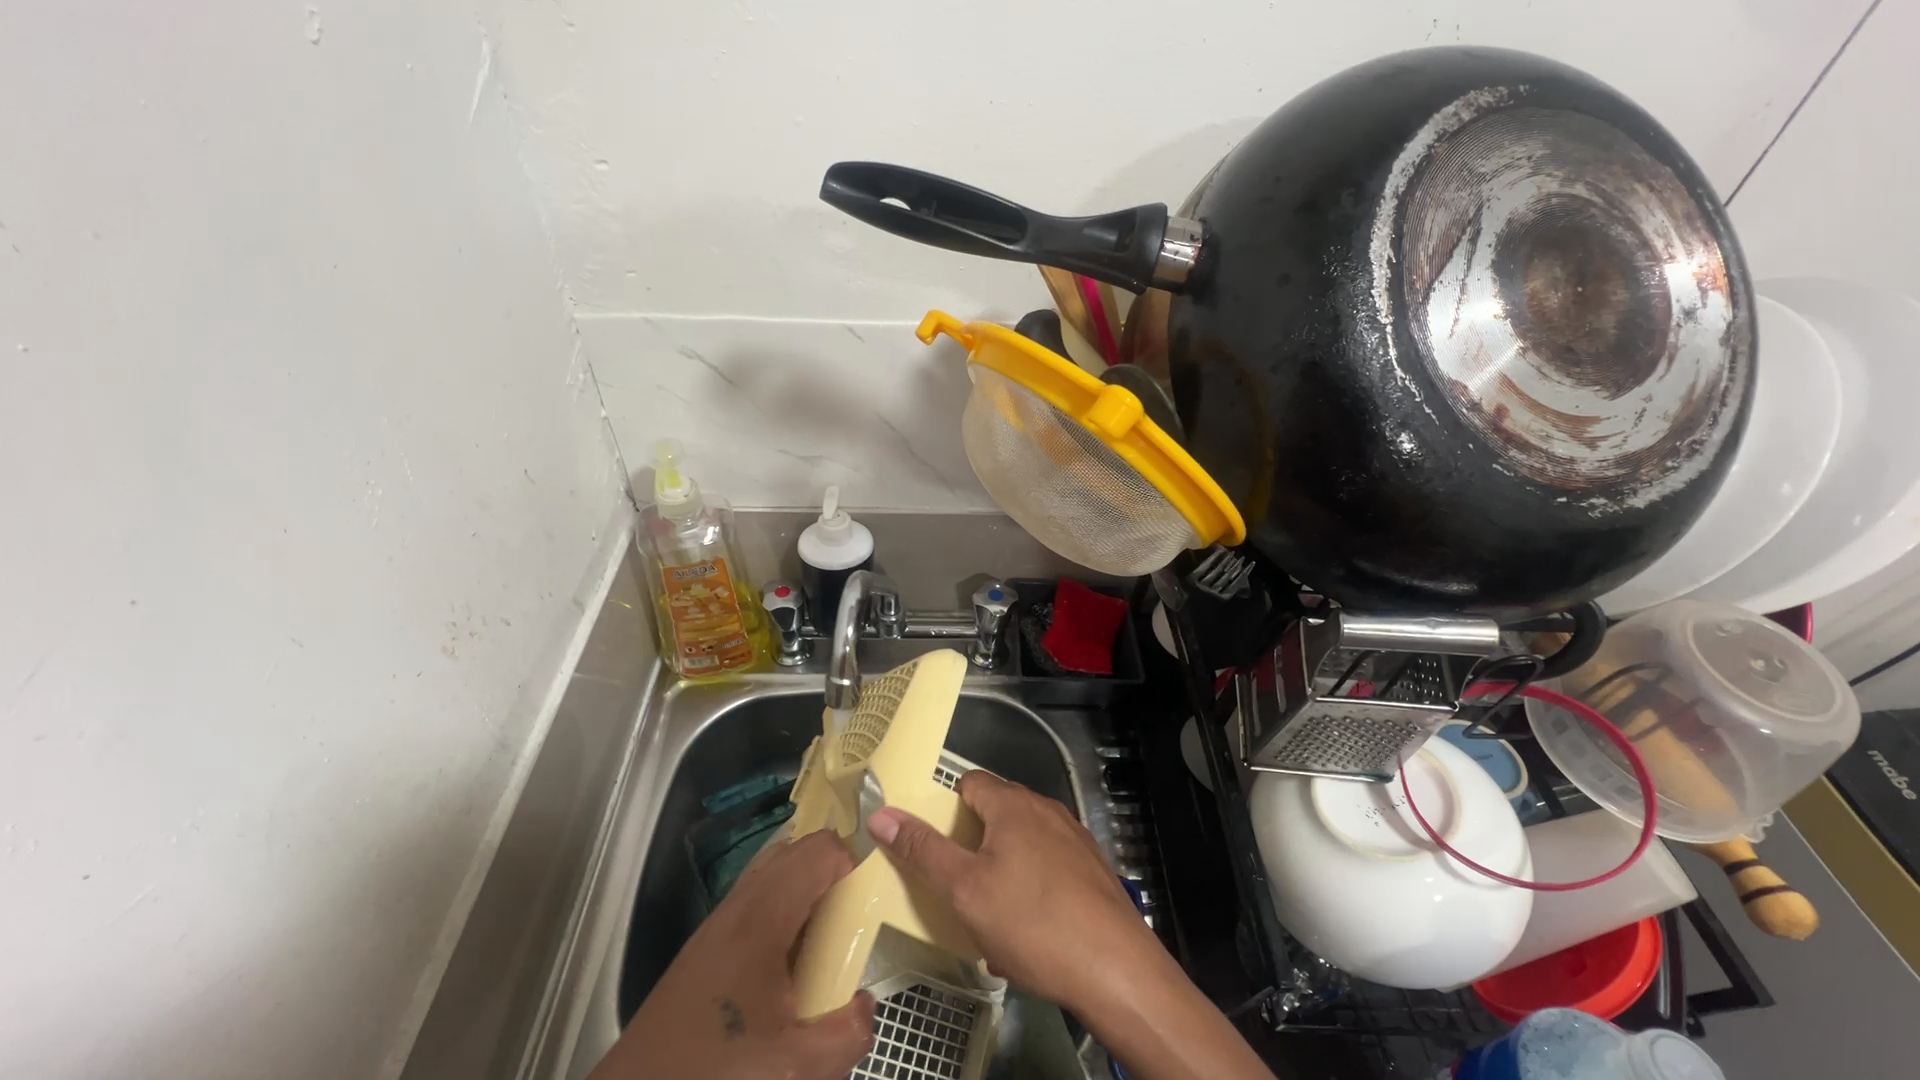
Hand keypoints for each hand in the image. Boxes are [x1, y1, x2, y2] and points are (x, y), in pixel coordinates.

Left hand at [589, 830, 874, 1079]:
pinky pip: (754, 903)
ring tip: (835, 929)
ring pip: (770, 875)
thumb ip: (848, 1033)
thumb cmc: (716, 1073)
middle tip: (863, 902)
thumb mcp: (797, 1068)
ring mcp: (715, 926)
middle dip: (833, 865)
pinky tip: (795, 960)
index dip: (855, 856)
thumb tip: (865, 1005)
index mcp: (761, 921)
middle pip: (792, 852)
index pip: (817, 852)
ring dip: (807, 887)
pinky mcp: (704, 950)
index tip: (882, 884)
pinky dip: (784, 909)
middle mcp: (736, 909)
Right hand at [869, 772, 1276, 1079]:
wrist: (1117, 970)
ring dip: (999, 875)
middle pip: (996, 815)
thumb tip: (882, 813)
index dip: (944, 809)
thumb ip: (923, 850)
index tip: (931, 845)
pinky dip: (1029, 894)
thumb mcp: (965, 890)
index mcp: (1014, 805)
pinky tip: (1024, 937)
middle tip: (954, 887)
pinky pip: (1047, 873)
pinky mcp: (1093, 874)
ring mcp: (1076, 842)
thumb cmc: (1032, 922)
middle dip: (971, 848)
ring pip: (1022, 848)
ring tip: (986, 919)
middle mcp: (1048, 812)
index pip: (969, 783)